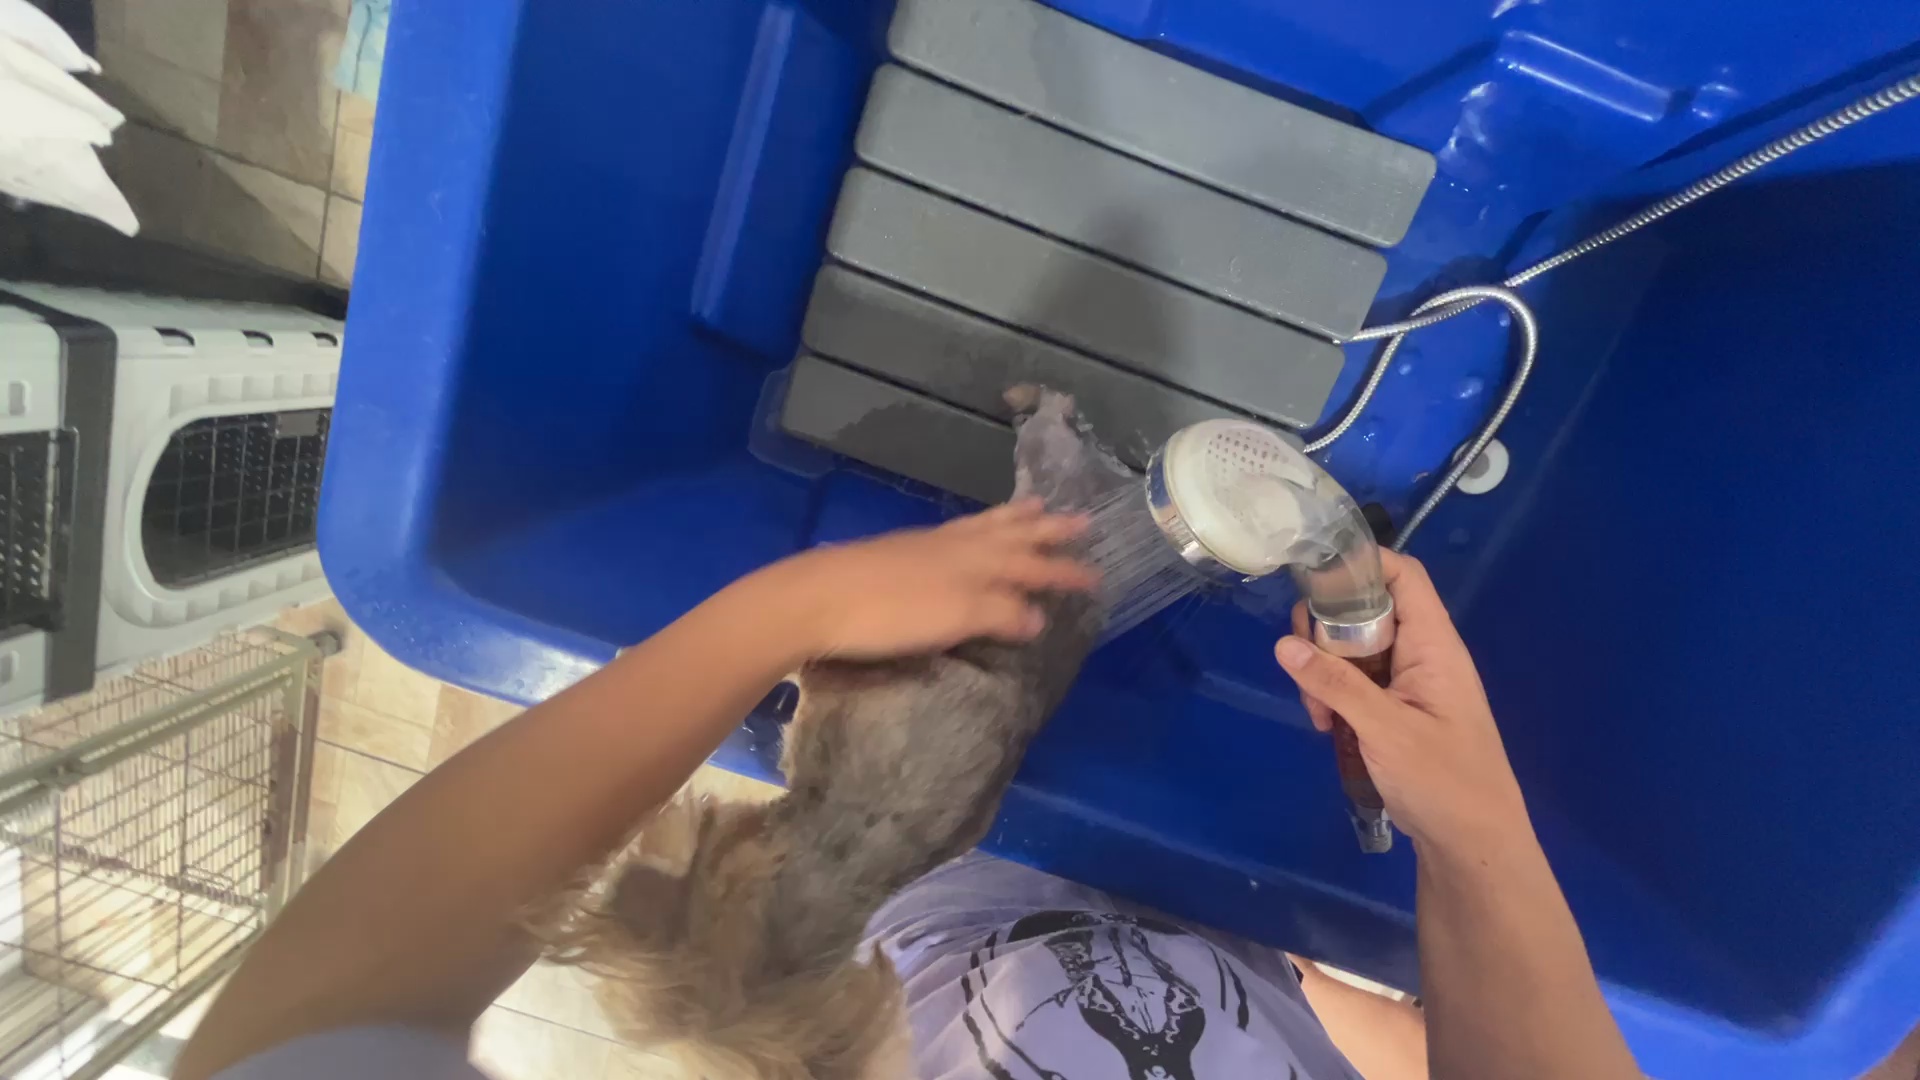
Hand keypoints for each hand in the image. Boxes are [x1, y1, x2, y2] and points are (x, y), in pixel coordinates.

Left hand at [765, 498, 1097, 660]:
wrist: (818, 598)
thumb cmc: (889, 613)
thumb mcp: (955, 617)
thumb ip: (1001, 612)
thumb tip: (1040, 617)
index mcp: (977, 562)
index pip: (1034, 568)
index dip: (1066, 574)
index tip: (1098, 578)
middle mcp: (960, 546)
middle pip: (1015, 535)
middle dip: (1050, 530)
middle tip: (1082, 520)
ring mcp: (930, 544)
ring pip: (986, 524)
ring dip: (1017, 517)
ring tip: (1037, 505)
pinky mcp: (905, 549)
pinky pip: (961, 528)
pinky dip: (982, 524)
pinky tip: (973, 530)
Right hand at [1275, 551, 1530, 856]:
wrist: (1474, 848)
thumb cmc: (1445, 782)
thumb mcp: (1384, 730)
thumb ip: (1334, 683)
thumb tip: (1283, 643)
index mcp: (1434, 647)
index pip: (1403, 577)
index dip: (1363, 563)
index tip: (1312, 575)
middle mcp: (1420, 655)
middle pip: (1365, 611)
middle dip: (1325, 631)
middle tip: (1303, 663)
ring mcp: (1406, 682)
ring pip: (1351, 648)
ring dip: (1323, 671)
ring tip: (1319, 712)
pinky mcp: (1393, 708)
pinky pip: (1352, 681)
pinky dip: (1332, 695)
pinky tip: (1327, 725)